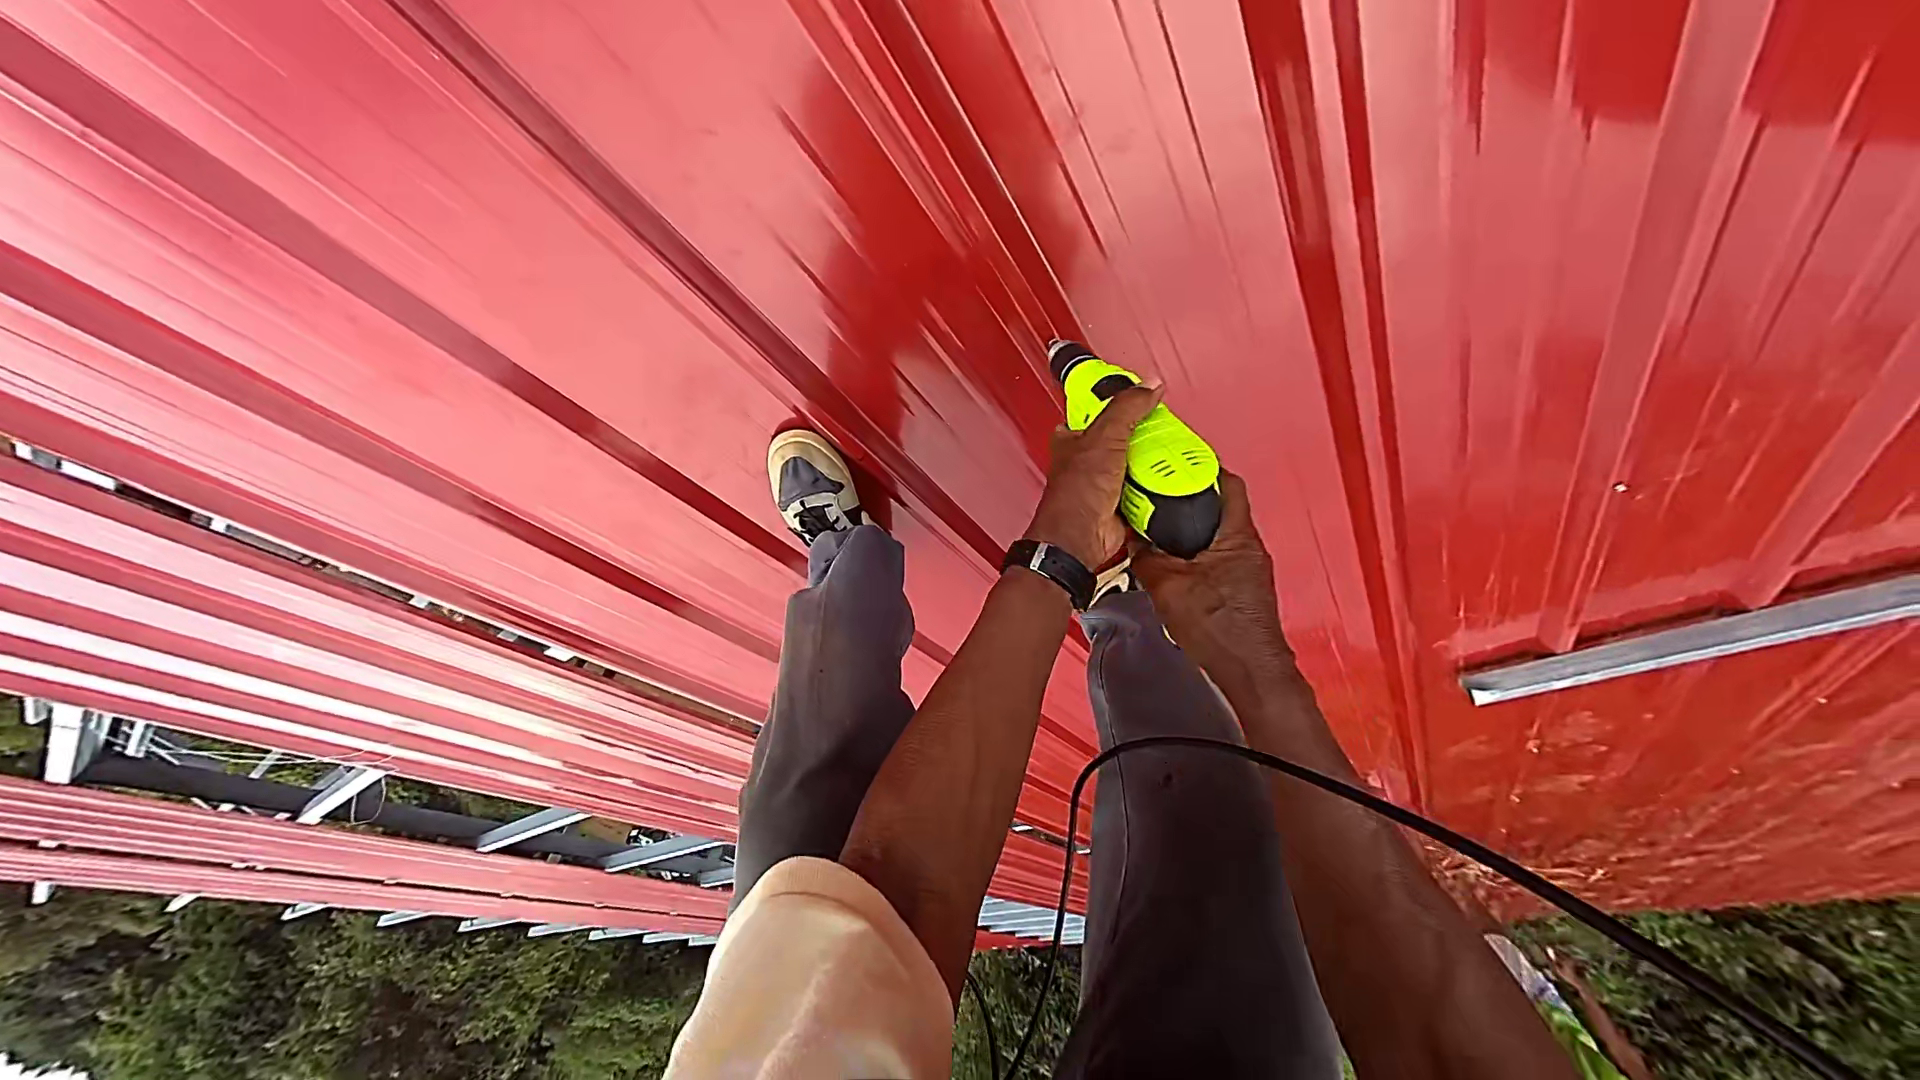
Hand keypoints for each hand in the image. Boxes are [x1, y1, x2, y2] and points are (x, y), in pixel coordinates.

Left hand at [1023, 381, 1163, 567]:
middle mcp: (1087, 459)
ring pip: (1136, 462)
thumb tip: (1148, 385)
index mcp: (1073, 437)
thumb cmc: (1075, 494)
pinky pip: (1145, 488)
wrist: (1081, 538)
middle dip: (1143, 435)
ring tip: (1164, 457)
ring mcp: (1105, 482)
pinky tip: (1161, 482)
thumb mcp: (1104, 436)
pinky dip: (1155, 486)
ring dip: (1151, 463)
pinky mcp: (1121, 502)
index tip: (1140, 393)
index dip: (1117, 400)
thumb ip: (1127, 407)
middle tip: (1159, 430)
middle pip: (1123, 435)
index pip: (1097, 408)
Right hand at [1132, 470, 1293, 682]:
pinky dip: (1195, 555)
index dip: (1204, 467)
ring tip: (1161, 531)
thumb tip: (1133, 541)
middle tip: (1161, 496)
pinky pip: (1215, 558)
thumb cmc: (1221, 629)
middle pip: (1221, 508)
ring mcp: (1247, 570)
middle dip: (1191, 500)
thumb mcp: (1168, 586)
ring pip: (1217, 535)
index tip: (1178, 463)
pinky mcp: (1240, 589)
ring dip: (1192, 531)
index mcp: (1237, 537)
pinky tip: (1173, 567)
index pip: (1229, 484)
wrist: (1247, 670)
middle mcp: (1248, 549)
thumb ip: (1147, 557)